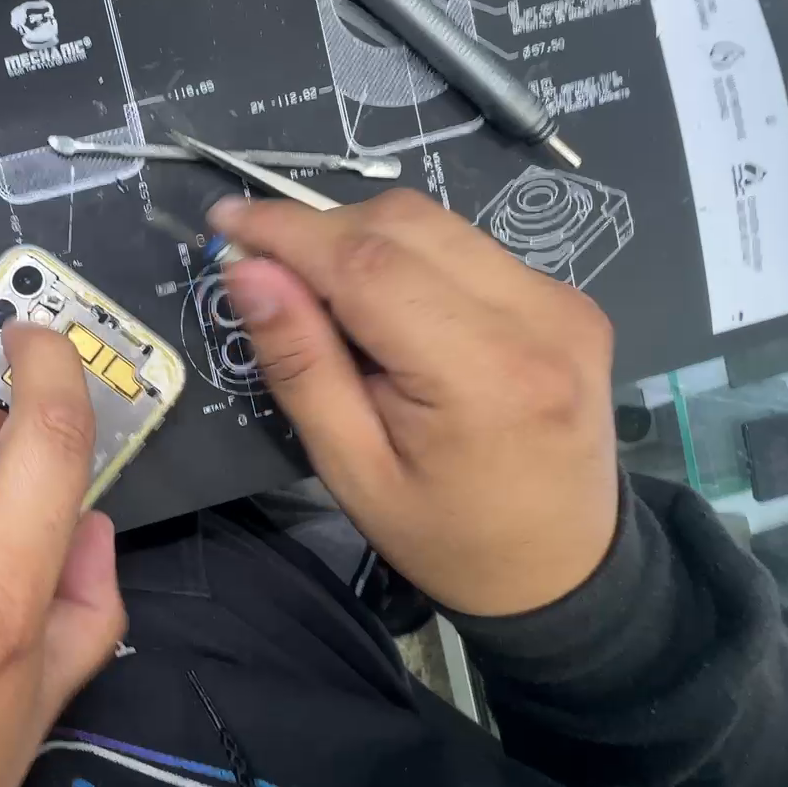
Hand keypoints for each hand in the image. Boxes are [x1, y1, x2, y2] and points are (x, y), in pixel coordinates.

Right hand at [210, 190, 618, 616]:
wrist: (562, 567)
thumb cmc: (440, 531)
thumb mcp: (347, 464)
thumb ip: (299, 362)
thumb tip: (247, 271)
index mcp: (484, 374)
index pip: (367, 264)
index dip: (286, 230)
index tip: (224, 219)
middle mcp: (539, 316)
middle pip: (401, 225)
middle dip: (314, 228)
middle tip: (260, 267)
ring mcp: (562, 299)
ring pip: (429, 222)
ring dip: (352, 237)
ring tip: (313, 291)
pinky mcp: (564, 296)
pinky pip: (456, 243)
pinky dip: (394, 252)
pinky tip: (374, 304)